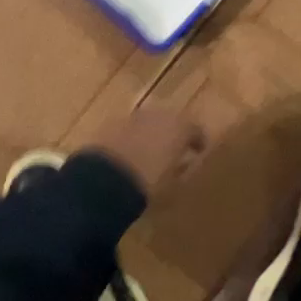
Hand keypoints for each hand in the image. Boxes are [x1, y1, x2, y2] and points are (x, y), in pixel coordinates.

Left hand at [84, 105, 205, 196]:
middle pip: (171, 120)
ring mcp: (132, 117)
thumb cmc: (148, 185)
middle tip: (173, 149)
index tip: (198, 152)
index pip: (196, 130)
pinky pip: (127, 129)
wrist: (102, 182)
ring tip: (148, 152)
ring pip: (148, 122)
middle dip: (173, 133)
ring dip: (150, 134)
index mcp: (181, 127)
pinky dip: (130, 138)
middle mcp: (159, 114)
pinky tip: (127, 155)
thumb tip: (187, 164)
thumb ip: (185, 171)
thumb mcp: (175, 187)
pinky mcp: (109, 124)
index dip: (198, 142)